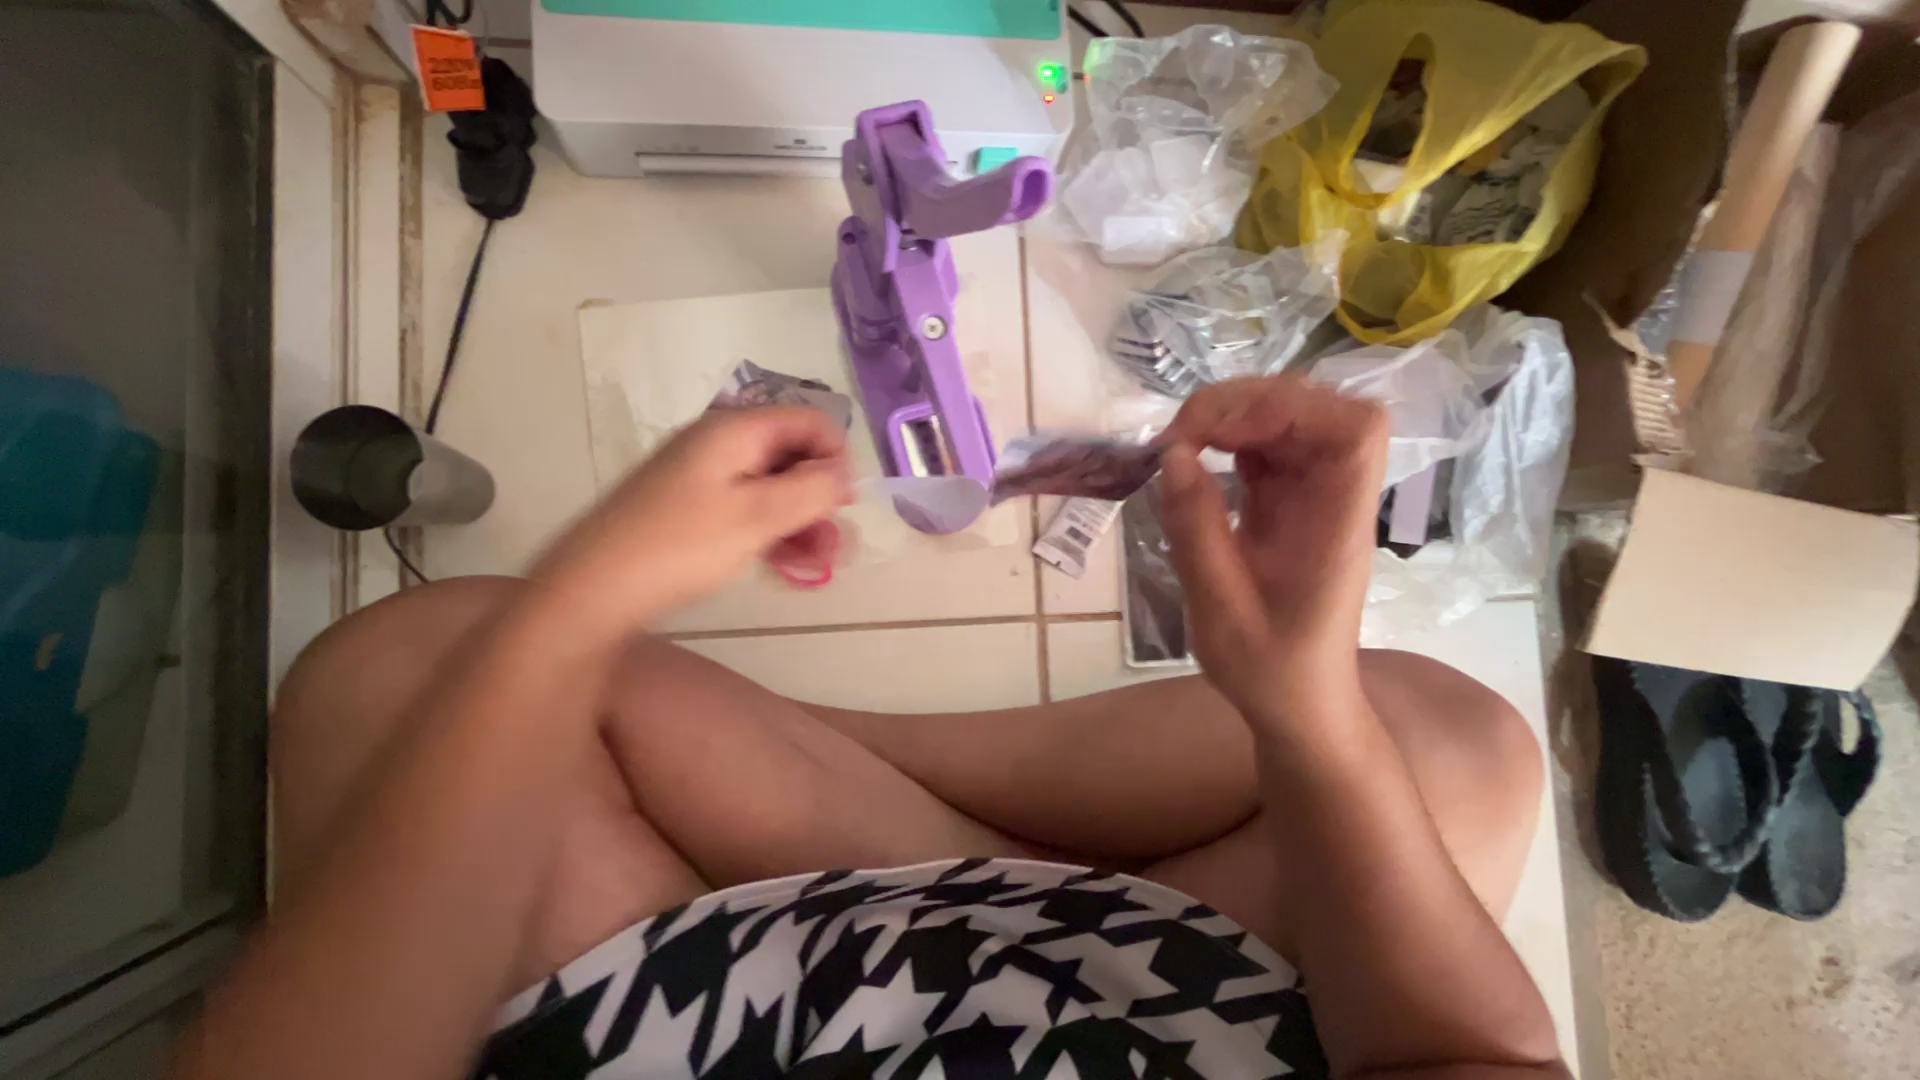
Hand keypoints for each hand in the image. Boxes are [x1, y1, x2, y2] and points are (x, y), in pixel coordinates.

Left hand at [530, 406, 852, 633]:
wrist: (595, 588)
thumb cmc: (682, 547)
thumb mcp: (758, 517)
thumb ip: (812, 489)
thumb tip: (845, 472)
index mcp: (736, 430)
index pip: (811, 421)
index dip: (837, 458)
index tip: (844, 505)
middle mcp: (720, 441)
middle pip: (793, 454)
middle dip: (820, 497)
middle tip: (833, 546)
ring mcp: (703, 474)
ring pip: (773, 485)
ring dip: (801, 520)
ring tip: (813, 564)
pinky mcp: (692, 505)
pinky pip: (748, 506)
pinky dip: (772, 529)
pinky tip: (782, 563)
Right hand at [1156, 377, 1387, 718]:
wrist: (1298, 700)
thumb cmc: (1268, 668)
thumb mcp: (1219, 608)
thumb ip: (1197, 530)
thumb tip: (1171, 453)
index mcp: (1337, 523)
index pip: (1354, 430)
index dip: (1290, 408)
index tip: (1221, 433)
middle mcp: (1335, 497)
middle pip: (1317, 410)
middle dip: (1247, 404)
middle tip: (1181, 435)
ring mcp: (1313, 496)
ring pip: (1288, 421)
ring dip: (1233, 417)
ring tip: (1179, 442)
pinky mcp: (1289, 502)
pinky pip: (1267, 448)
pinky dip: (1229, 440)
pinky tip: (1193, 457)